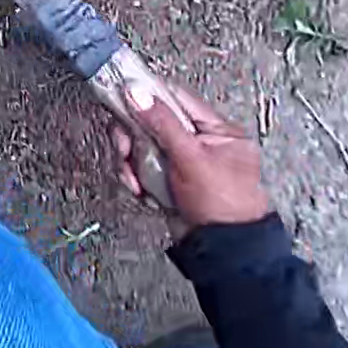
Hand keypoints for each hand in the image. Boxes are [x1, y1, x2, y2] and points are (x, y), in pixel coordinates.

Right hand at [110, 83, 270, 232]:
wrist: (224, 255)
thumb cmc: (225, 208)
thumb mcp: (192, 158)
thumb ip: (163, 123)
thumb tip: (138, 92)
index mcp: (217, 131)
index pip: (175, 97)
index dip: (148, 94)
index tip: (123, 92)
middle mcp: (199, 142)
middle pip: (151, 121)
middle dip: (133, 135)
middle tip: (125, 146)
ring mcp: (181, 160)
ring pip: (141, 143)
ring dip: (131, 159)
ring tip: (134, 175)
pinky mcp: (167, 177)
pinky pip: (141, 164)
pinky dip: (135, 175)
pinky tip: (141, 188)